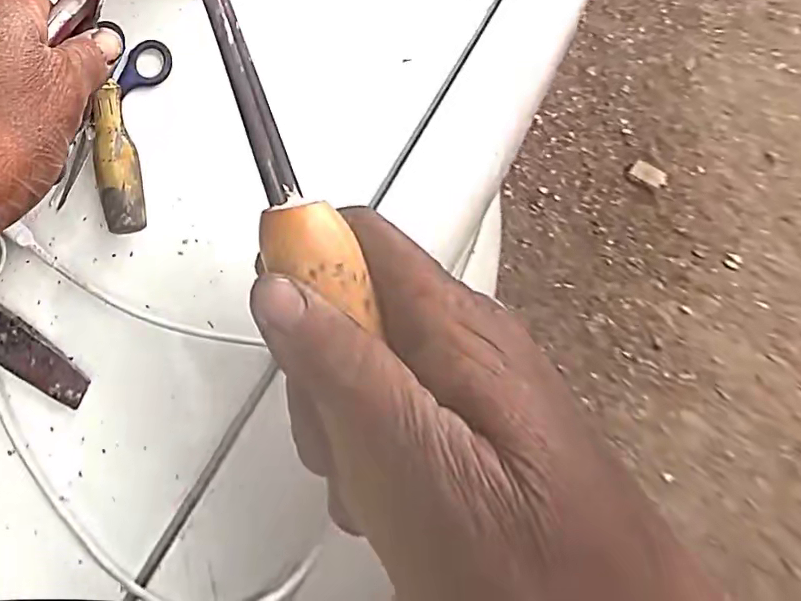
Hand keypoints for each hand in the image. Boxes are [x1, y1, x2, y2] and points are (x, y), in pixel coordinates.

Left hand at [0, 0, 118, 266]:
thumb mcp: (64, 99)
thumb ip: (89, 63)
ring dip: (19, 126)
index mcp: (5, 4)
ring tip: (15, 154)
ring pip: (6, 96)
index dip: (82, 57)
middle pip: (34, 59)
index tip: (87, 79)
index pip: (66, 18)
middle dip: (49, 96)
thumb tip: (100, 46)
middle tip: (54, 125)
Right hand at [250, 208, 719, 600]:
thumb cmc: (527, 571)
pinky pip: (388, 394)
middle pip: (352, 295)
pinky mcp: (467, 416)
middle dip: (316, 352)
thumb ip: (338, 363)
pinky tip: (382, 489)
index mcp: (455, 322)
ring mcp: (468, 375)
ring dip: (336, 406)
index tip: (273, 307)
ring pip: (361, 351)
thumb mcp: (408, 458)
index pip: (358, 233)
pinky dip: (365, 434)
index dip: (302, 251)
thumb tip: (276, 285)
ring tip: (359, 474)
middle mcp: (464, 333)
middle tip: (327, 423)